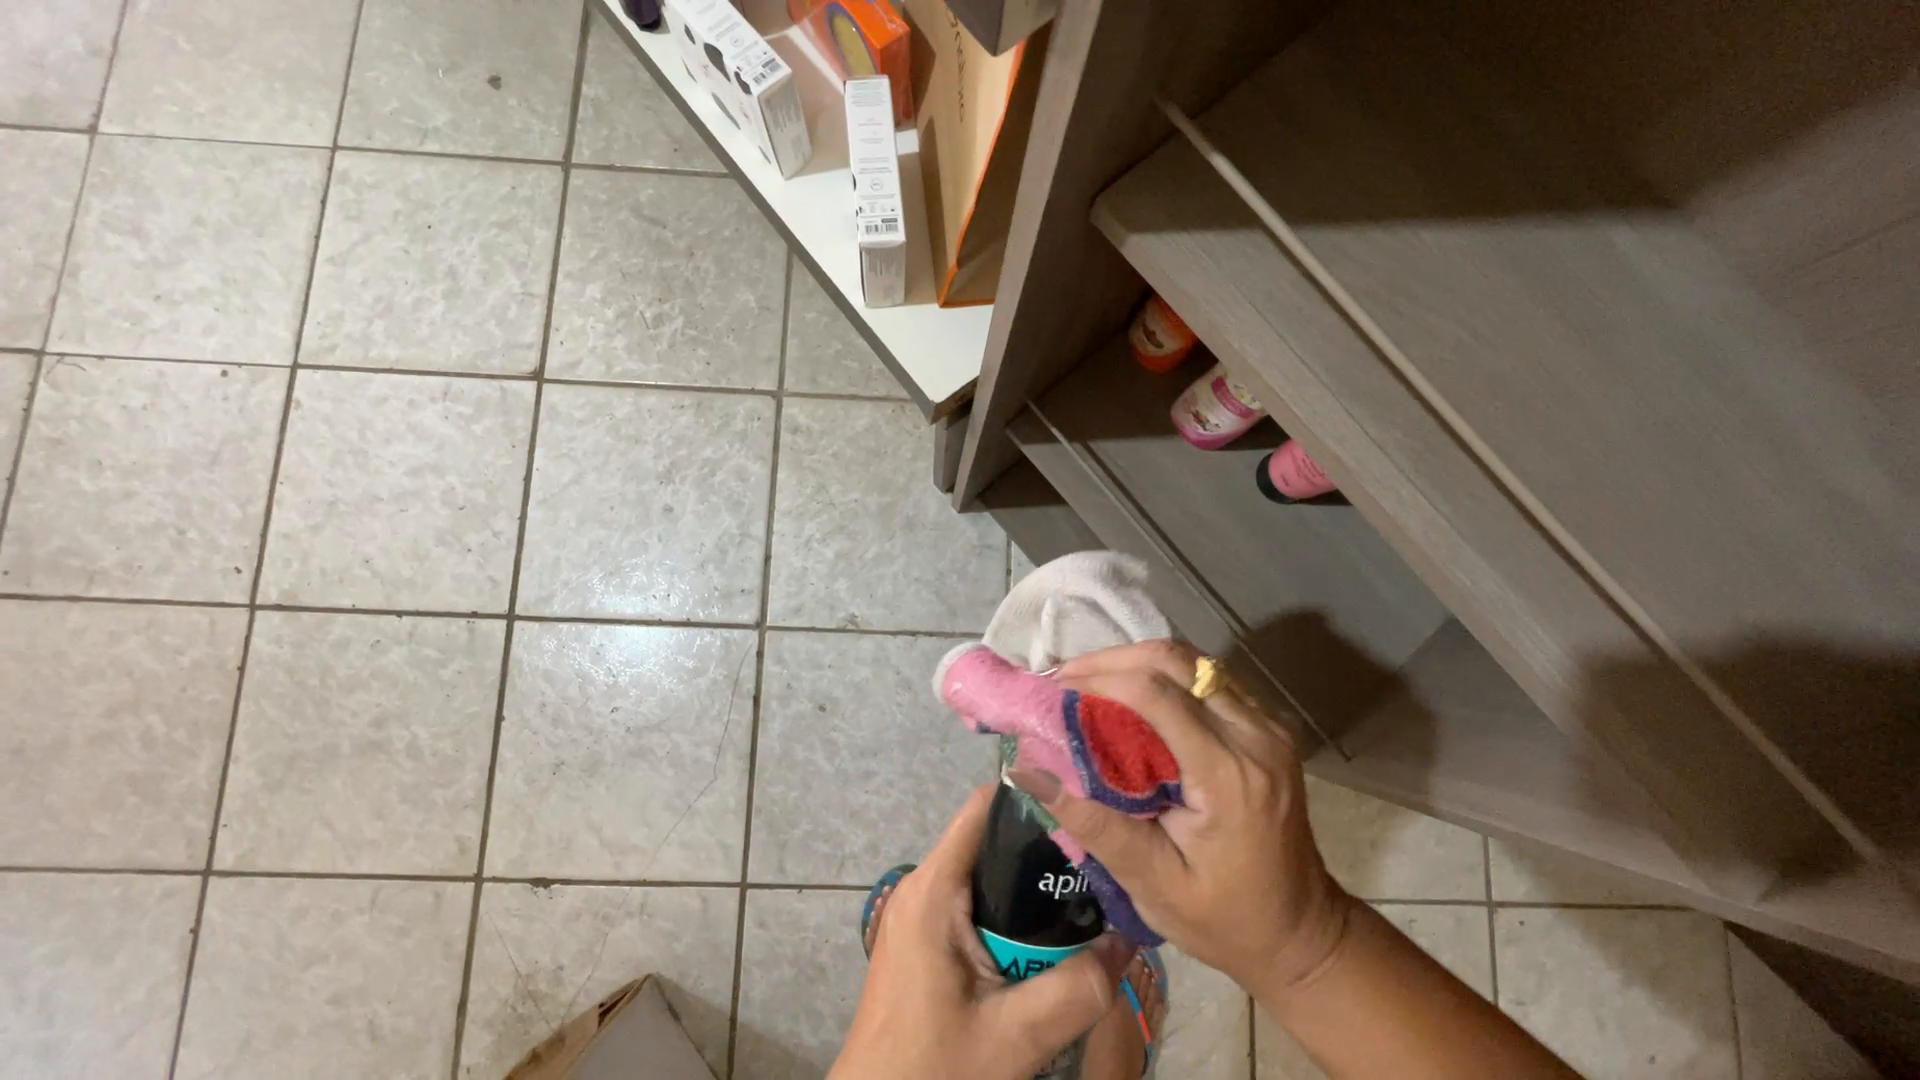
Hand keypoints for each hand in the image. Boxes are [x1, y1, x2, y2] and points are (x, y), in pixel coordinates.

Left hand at [831, 785, 1133, 1079]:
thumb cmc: (932, 1068)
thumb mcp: (1014, 1036)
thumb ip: (1077, 989)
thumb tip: (1130, 941)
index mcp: (934, 890)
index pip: (983, 808)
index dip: (1034, 798)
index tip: (1087, 804)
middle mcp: (923, 887)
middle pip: (991, 841)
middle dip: (1047, 849)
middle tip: (1105, 863)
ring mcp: (921, 914)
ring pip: (988, 877)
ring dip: (1034, 889)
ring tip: (1091, 897)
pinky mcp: (926, 940)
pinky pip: (977, 907)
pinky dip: (1015, 915)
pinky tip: (1053, 939)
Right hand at [1009, 640, 1353, 1000]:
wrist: (1302, 932)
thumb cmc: (1224, 919)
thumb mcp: (1151, 883)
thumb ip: (1091, 821)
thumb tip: (1024, 768)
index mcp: (1229, 776)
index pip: (1157, 694)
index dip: (1099, 679)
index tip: (1053, 690)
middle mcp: (1255, 736)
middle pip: (1176, 661)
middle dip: (1111, 660)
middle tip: (1062, 681)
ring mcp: (1267, 726)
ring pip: (1193, 662)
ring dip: (1135, 663)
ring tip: (1087, 685)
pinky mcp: (1267, 727)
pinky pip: (1209, 680)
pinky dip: (1163, 677)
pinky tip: (1129, 698)